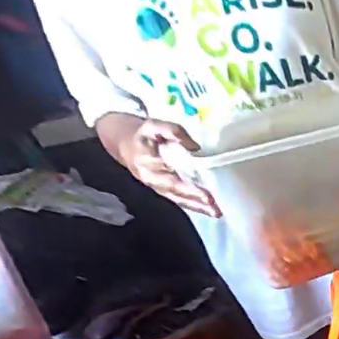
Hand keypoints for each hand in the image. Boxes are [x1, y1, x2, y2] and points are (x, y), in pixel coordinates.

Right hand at [102, 114, 219, 217]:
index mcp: (148, 163)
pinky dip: (193, 206)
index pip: (171, 178)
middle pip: (177, 192)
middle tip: (215, 207)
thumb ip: (173, 131)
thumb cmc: (141, 133)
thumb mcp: (153, 125)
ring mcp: (156, 187)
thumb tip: (195, 147)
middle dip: (196, 201)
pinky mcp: (161, 190)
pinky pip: (178, 200)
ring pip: (178, 199)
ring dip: (198, 207)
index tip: (206, 195)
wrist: (121, 142)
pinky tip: (208, 210)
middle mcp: (152, 178)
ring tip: (217, 213)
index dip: (189, 188)